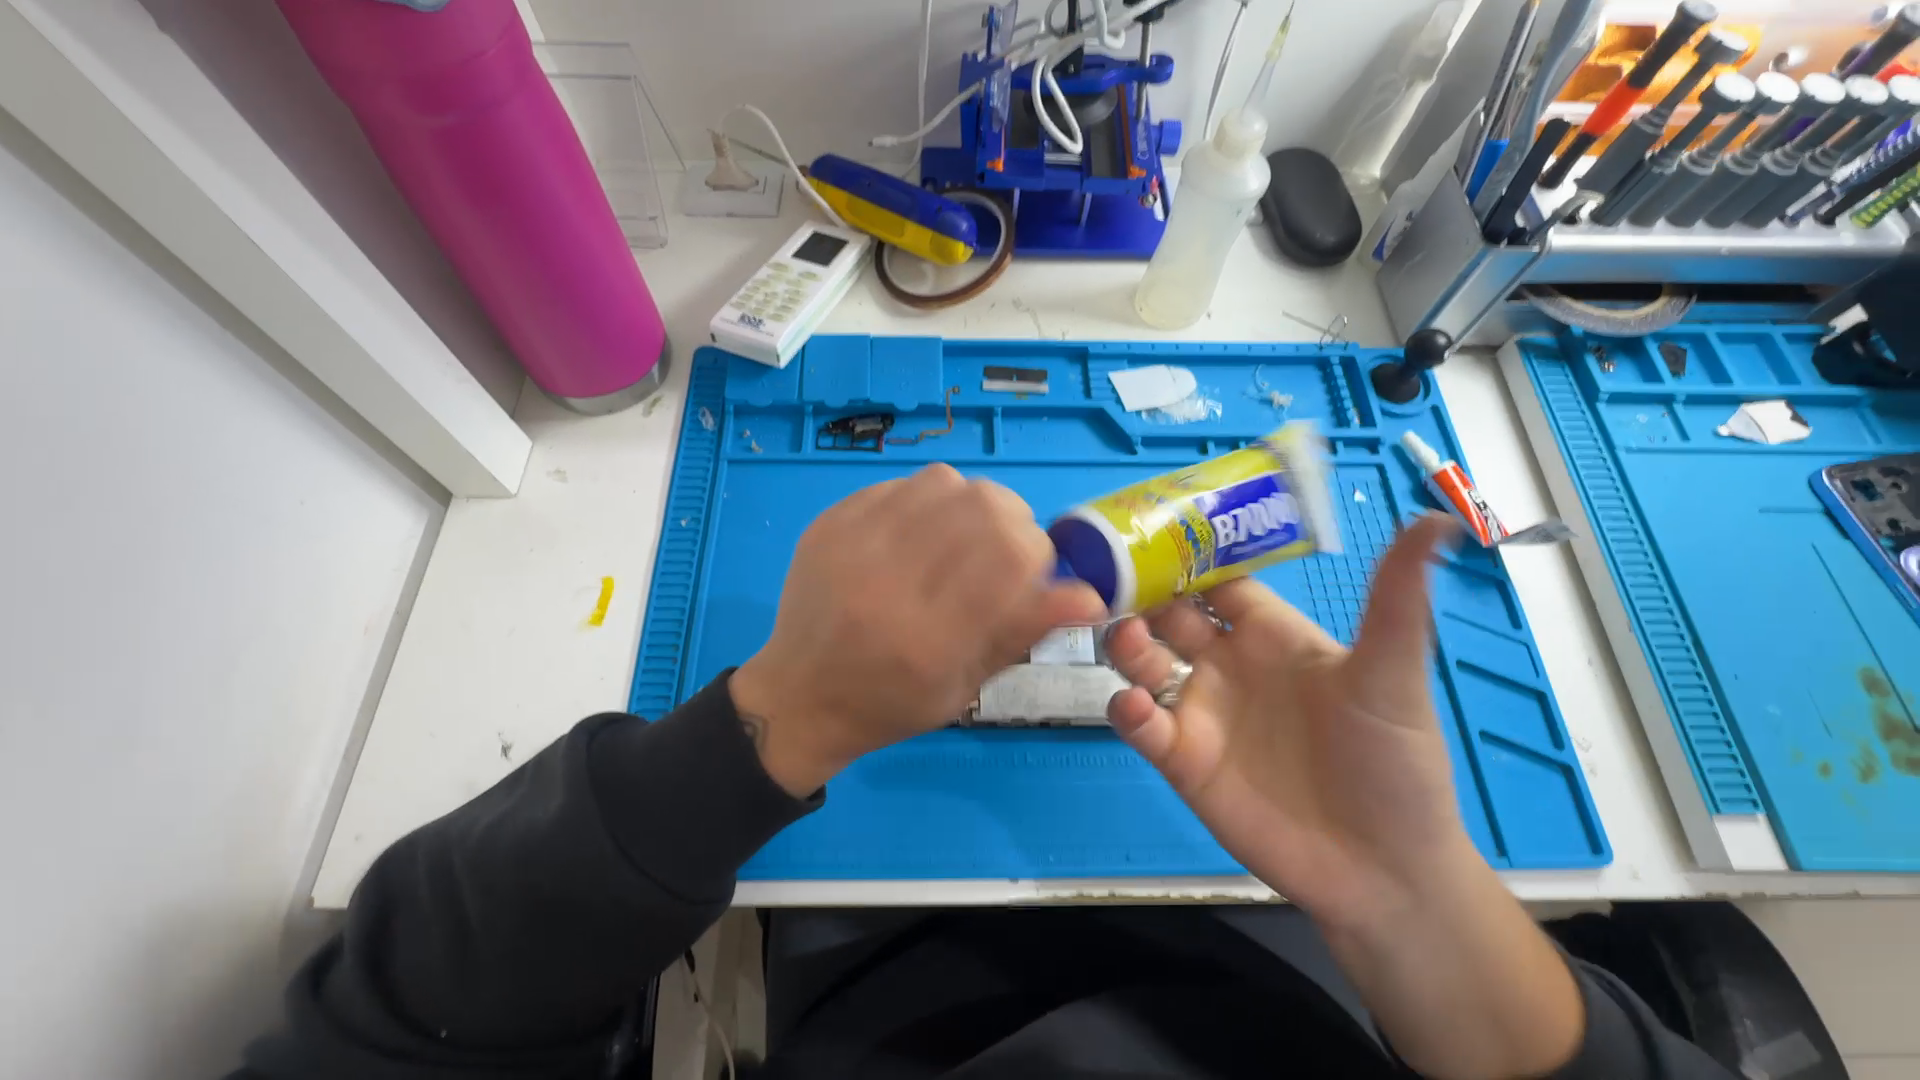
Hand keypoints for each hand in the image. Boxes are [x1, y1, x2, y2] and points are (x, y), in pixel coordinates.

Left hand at [731, 465, 1104, 796]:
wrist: (799, 695)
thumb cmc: (891, 705)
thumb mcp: (964, 686)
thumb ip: (1021, 633)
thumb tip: (1089, 595)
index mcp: (926, 639)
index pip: (1011, 560)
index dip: (1043, 559)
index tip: (1043, 577)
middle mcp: (887, 581)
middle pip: (983, 509)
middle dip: (1018, 526)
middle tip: (1012, 553)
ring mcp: (852, 543)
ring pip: (946, 483)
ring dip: (976, 505)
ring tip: (971, 536)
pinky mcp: (831, 521)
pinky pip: (904, 483)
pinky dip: (933, 500)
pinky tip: (928, 530)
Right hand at [1104, 513, 1469, 928]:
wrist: (1381, 870)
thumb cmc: (1393, 764)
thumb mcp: (1394, 676)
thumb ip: (1396, 600)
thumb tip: (1437, 518)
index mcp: (1272, 635)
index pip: (1217, 579)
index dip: (1187, 553)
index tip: (1153, 528)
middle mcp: (1228, 664)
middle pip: (1168, 613)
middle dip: (1141, 594)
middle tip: (1114, 582)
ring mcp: (1201, 711)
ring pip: (1142, 660)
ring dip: (1127, 644)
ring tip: (1132, 643)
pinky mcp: (1181, 758)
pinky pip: (1139, 723)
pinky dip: (1127, 709)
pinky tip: (1138, 706)